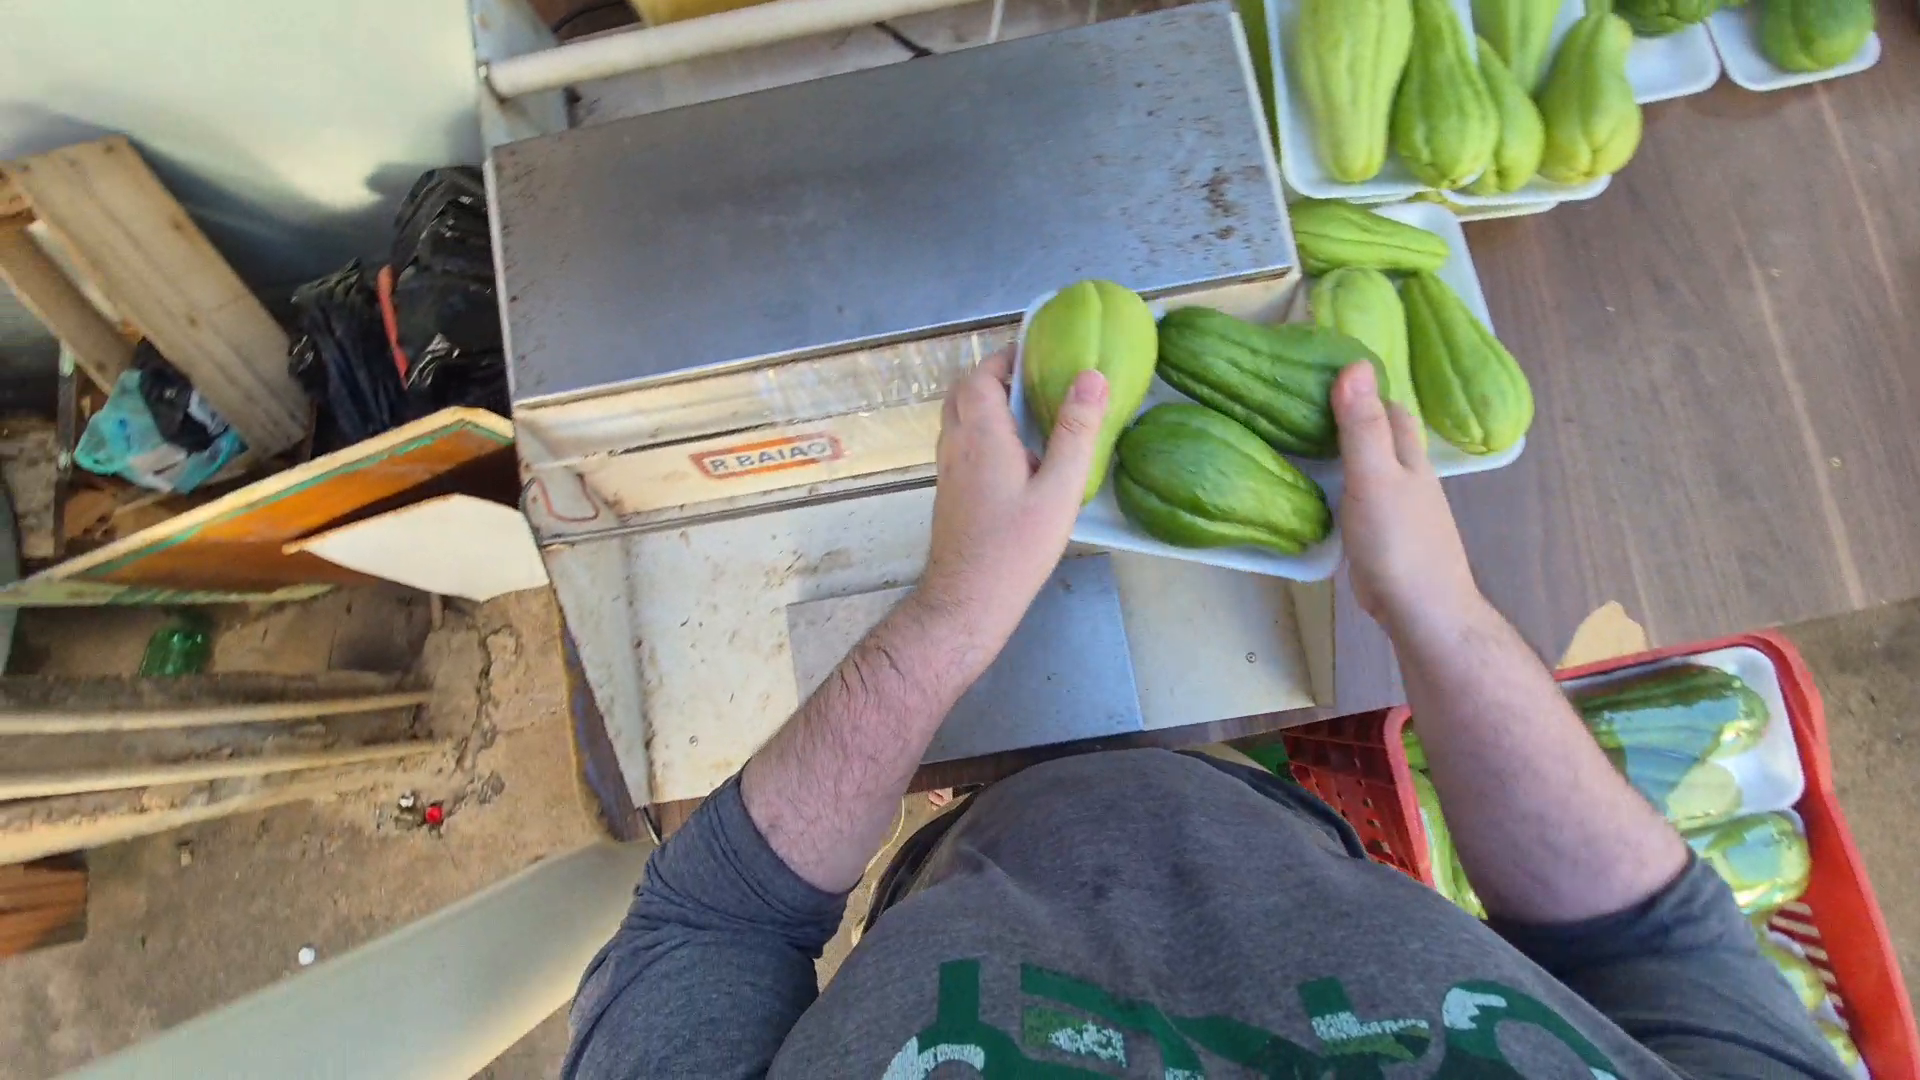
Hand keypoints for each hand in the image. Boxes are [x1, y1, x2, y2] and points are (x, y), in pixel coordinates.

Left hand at [915, 348, 1109, 651]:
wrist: (967, 600)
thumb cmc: (1015, 548)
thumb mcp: (1058, 489)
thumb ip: (1075, 432)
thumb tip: (1092, 376)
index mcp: (981, 436)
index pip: (981, 376)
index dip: (1005, 359)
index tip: (1035, 354)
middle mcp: (955, 446)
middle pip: (964, 393)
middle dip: (994, 377)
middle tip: (1032, 381)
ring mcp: (947, 471)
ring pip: (957, 419)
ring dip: (984, 404)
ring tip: (1026, 415)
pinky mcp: (948, 493)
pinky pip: (960, 445)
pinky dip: (981, 432)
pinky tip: (1014, 458)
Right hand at [1332, 362, 1484, 633]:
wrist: (1419, 607)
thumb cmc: (1397, 540)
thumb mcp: (1374, 476)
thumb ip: (1362, 426)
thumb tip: (1355, 364)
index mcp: (1408, 457)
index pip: (1390, 410)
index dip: (1365, 389)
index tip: (1326, 373)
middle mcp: (1406, 476)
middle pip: (1382, 435)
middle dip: (1354, 416)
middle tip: (1307, 403)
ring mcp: (1394, 507)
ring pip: (1369, 466)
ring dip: (1344, 450)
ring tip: (1303, 438)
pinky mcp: (1379, 533)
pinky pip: (1358, 495)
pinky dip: (1339, 483)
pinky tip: (1318, 488)